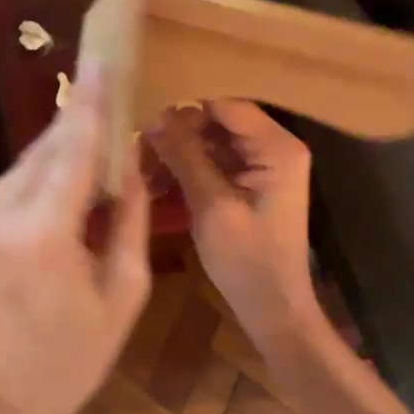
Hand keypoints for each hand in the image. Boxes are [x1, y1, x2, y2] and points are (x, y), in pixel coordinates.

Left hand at [0, 64, 151, 413]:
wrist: (0, 394)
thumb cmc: (75, 352)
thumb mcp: (124, 290)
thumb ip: (127, 214)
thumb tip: (130, 150)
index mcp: (38, 240)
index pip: (70, 154)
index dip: (88, 104)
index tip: (99, 60)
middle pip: (42, 155)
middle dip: (76, 132)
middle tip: (107, 101)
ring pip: (20, 170)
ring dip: (52, 164)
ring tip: (85, 172)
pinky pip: (1, 189)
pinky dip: (28, 188)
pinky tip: (49, 208)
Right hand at [148, 100, 313, 330]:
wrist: (273, 311)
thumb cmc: (248, 261)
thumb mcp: (212, 205)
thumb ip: (184, 155)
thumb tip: (153, 115)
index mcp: (276, 147)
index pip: (224, 103)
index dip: (184, 102)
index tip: (144, 105)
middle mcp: (273, 145)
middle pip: (215, 116)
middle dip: (177, 127)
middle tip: (137, 140)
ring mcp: (260, 162)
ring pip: (208, 135)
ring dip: (176, 147)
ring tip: (140, 160)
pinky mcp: (247, 178)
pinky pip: (210, 156)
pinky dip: (185, 164)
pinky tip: (155, 177)